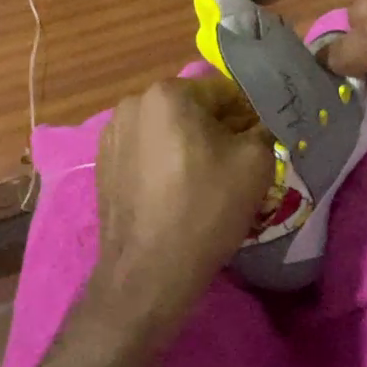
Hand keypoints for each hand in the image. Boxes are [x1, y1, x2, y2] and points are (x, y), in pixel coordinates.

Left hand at [91, 78, 272, 331]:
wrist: (148, 274)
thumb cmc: (205, 208)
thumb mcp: (256, 162)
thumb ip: (264, 128)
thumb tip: (261, 123)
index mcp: (168, 93)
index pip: (224, 92)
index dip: (249, 116)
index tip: (262, 143)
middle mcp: (133, 103)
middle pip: (193, 109)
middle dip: (218, 130)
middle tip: (238, 165)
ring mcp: (112, 135)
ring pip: (168, 131)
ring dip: (190, 146)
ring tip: (207, 182)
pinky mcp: (102, 166)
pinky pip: (147, 153)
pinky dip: (166, 164)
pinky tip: (178, 194)